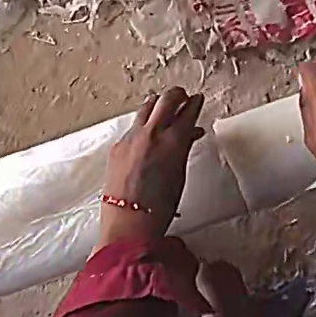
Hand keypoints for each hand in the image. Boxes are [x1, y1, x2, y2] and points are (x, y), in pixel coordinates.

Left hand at [97, 87, 204, 248]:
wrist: (129, 221)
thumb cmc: (160, 206)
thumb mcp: (180, 174)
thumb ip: (183, 148)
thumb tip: (189, 134)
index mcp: (173, 141)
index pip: (188, 112)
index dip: (195, 104)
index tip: (198, 99)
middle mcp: (151, 133)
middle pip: (166, 99)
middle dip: (177, 95)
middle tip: (183, 97)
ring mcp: (132, 137)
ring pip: (147, 107)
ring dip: (158, 104)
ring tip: (165, 107)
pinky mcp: (118, 146)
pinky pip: (134, 127)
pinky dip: (145, 125)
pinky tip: (148, 134)